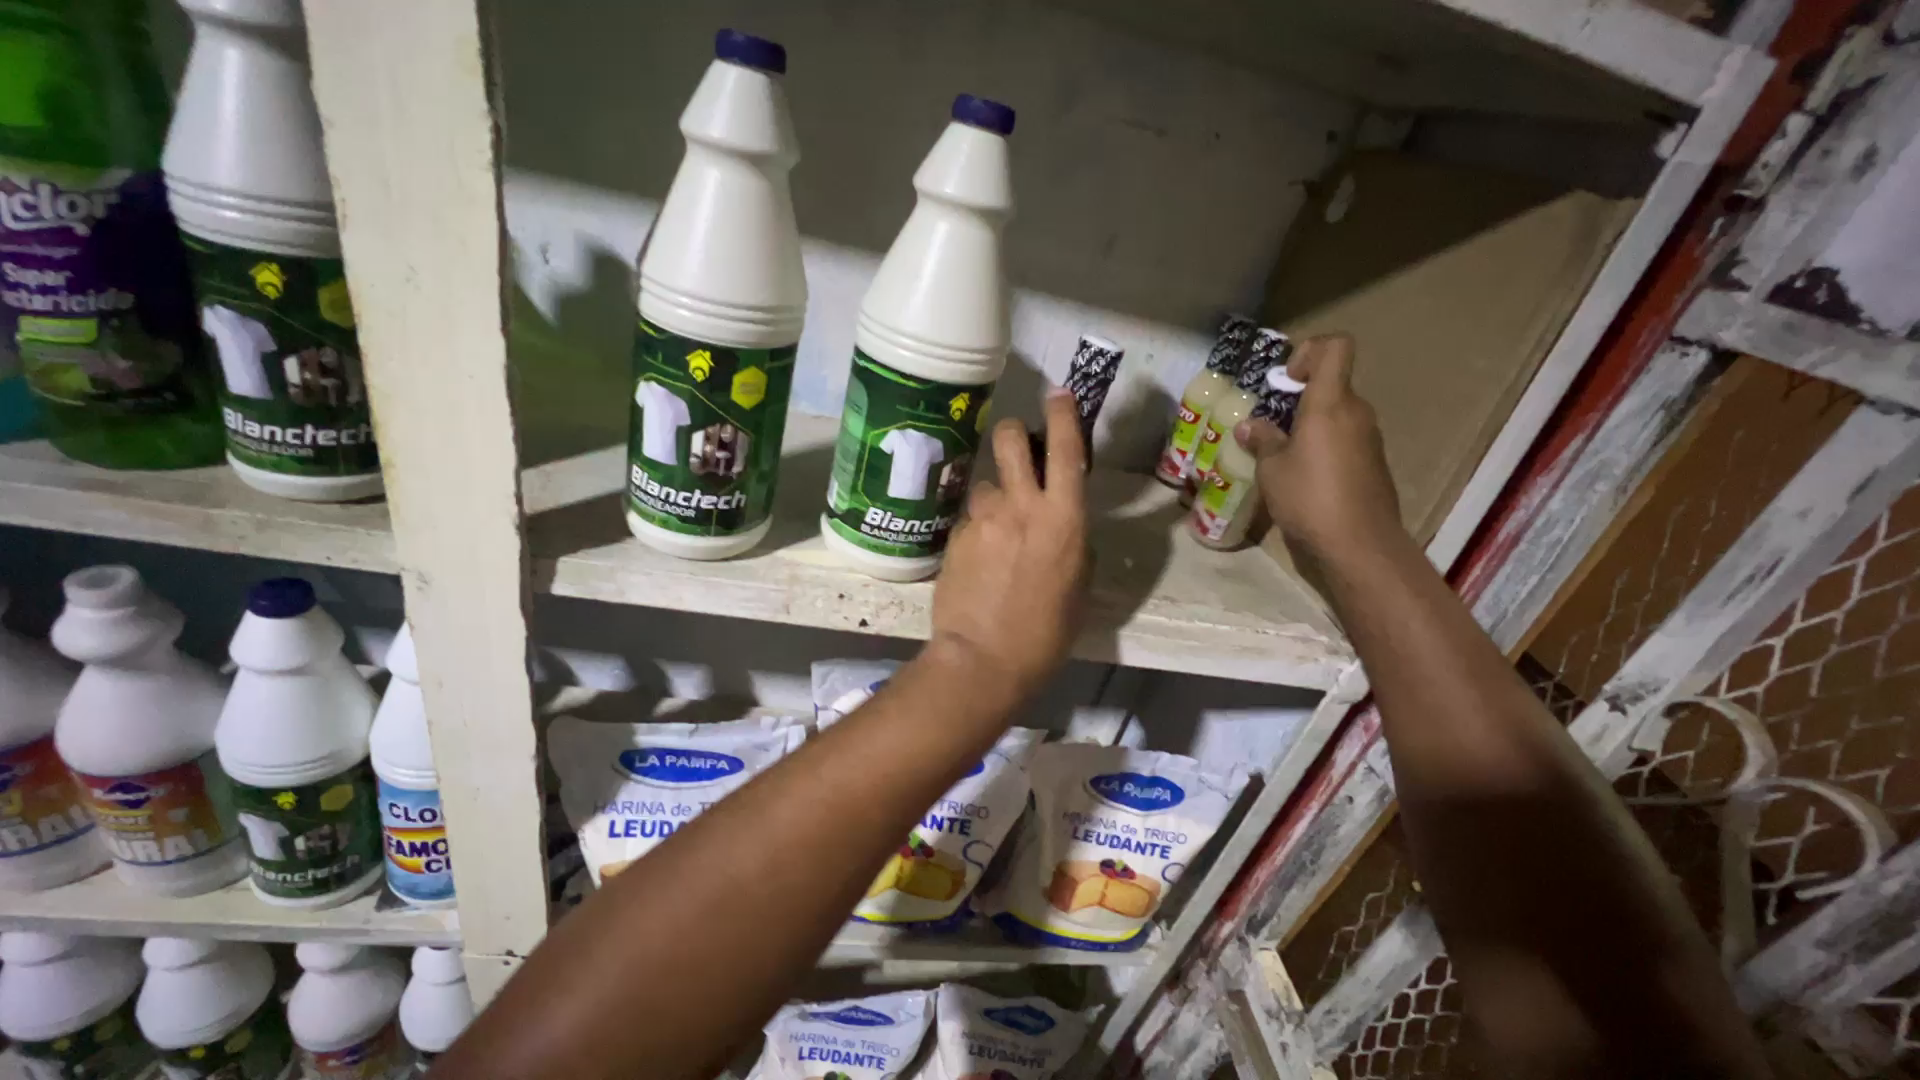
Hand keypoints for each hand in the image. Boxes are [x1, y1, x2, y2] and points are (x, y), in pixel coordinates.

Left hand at [925, 389, 1087, 703]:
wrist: (983, 659)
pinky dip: (978, 527)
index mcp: (1063, 517)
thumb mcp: (1080, 587)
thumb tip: (1066, 527)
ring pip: (985, 483)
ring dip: (994, 495)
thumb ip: (1075, 544)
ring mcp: (982, 518)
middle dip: (1014, 434)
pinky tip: (980, 558)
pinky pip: (969, 518)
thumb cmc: (1046, 633)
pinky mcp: (954, 536)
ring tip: (998, 529)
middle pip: (1009, 439)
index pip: (1065, 448)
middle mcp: (1021, 505)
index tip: (1059, 395)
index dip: (1063, 414)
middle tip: (1017, 450)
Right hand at [1234, 334, 1403, 562]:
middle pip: (1332, 385)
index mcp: (1331, 404)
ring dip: (1310, 426)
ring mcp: (1369, 438)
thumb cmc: (1310, 498)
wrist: (1360, 545)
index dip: (1309, 351)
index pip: (1335, 347)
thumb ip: (1263, 440)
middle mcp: (1356, 413)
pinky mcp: (1373, 464)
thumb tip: (1251, 425)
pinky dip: (1323, 448)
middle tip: (1270, 425)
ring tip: (1281, 456)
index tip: (1286, 381)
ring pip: (1337, 415)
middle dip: (1300, 398)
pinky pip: (1344, 440)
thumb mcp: (1272, 470)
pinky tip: (1303, 479)